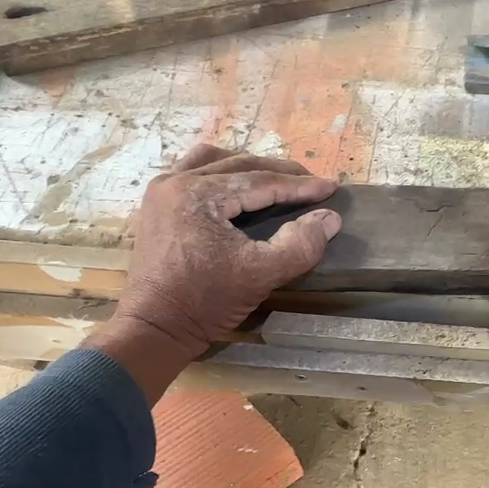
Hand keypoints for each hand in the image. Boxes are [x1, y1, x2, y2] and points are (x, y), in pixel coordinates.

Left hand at [83, 144, 341, 402]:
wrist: (157, 325)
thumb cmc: (207, 300)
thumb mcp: (261, 274)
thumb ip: (299, 245)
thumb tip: (330, 218)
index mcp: (199, 193)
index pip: (260, 181)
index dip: (300, 186)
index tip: (331, 188)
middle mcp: (177, 181)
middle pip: (239, 165)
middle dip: (279, 173)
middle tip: (312, 182)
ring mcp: (162, 192)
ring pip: (214, 161)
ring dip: (248, 167)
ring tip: (276, 180)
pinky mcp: (158, 207)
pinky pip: (193, 173)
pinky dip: (222, 174)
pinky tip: (237, 189)